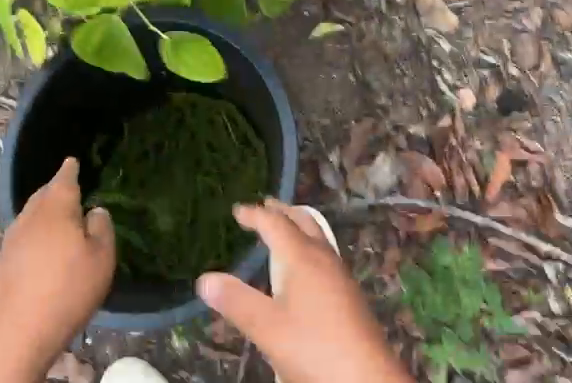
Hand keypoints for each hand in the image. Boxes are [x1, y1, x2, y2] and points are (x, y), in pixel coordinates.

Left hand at [0, 158, 113, 382]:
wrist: (12, 338)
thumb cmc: (66, 291)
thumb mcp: (101, 258)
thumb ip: (101, 228)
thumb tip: (93, 212)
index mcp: (55, 208)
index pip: (63, 179)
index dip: (70, 169)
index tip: (72, 161)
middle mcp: (28, 218)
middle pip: (42, 196)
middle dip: (54, 191)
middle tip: (68, 191)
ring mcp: (9, 243)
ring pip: (29, 219)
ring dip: (42, 217)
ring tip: (57, 223)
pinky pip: (21, 242)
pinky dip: (32, 240)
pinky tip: (40, 256)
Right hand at [197, 200, 412, 382]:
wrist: (367, 377)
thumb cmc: (313, 347)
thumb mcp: (267, 328)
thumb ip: (236, 302)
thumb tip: (204, 279)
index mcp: (301, 257)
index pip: (275, 224)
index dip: (255, 215)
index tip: (238, 210)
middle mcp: (323, 256)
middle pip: (303, 221)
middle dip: (282, 211)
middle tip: (265, 206)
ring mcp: (340, 274)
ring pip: (317, 236)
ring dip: (299, 226)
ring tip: (285, 228)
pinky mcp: (349, 292)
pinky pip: (325, 252)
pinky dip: (309, 244)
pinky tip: (307, 267)